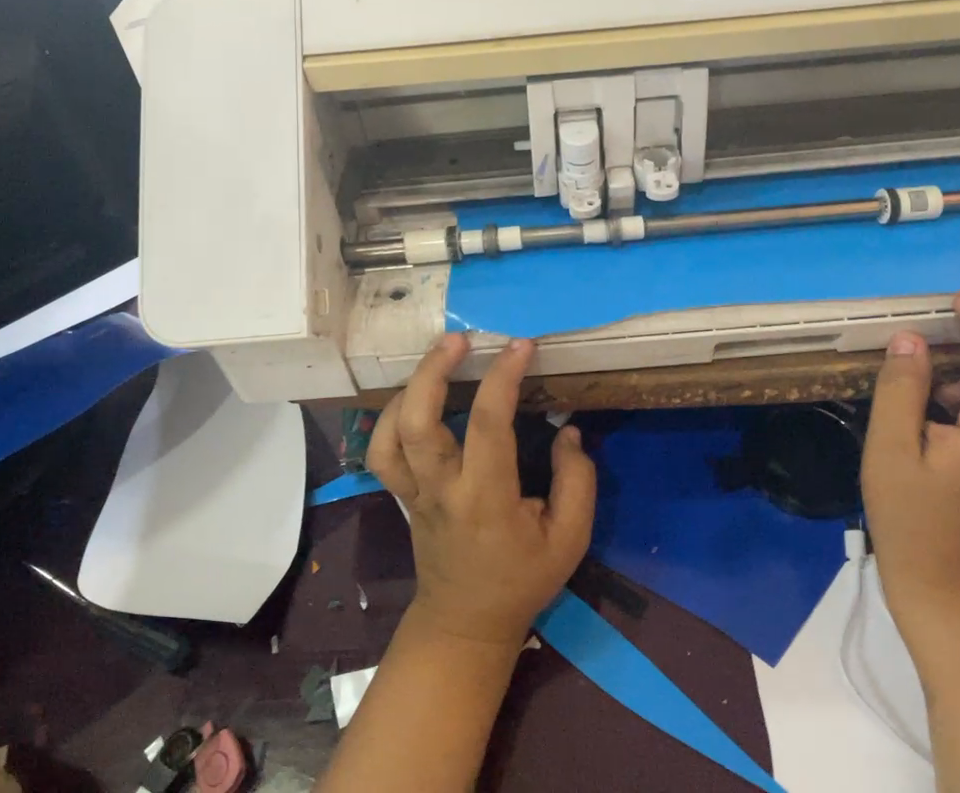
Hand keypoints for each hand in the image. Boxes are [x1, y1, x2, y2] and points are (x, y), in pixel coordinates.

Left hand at [367, 334, 596, 647]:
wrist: (467, 622)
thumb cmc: (522, 580)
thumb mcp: (570, 539)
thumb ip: (578, 481)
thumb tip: (569, 431)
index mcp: (487, 499)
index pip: (489, 424)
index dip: (503, 378)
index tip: (522, 346)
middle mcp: (442, 490)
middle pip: (418, 422)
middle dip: (433, 371)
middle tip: (459, 339)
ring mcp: (415, 493)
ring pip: (390, 435)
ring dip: (408, 389)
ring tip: (436, 358)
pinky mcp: (403, 496)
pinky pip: (381, 454)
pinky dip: (387, 419)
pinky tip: (411, 397)